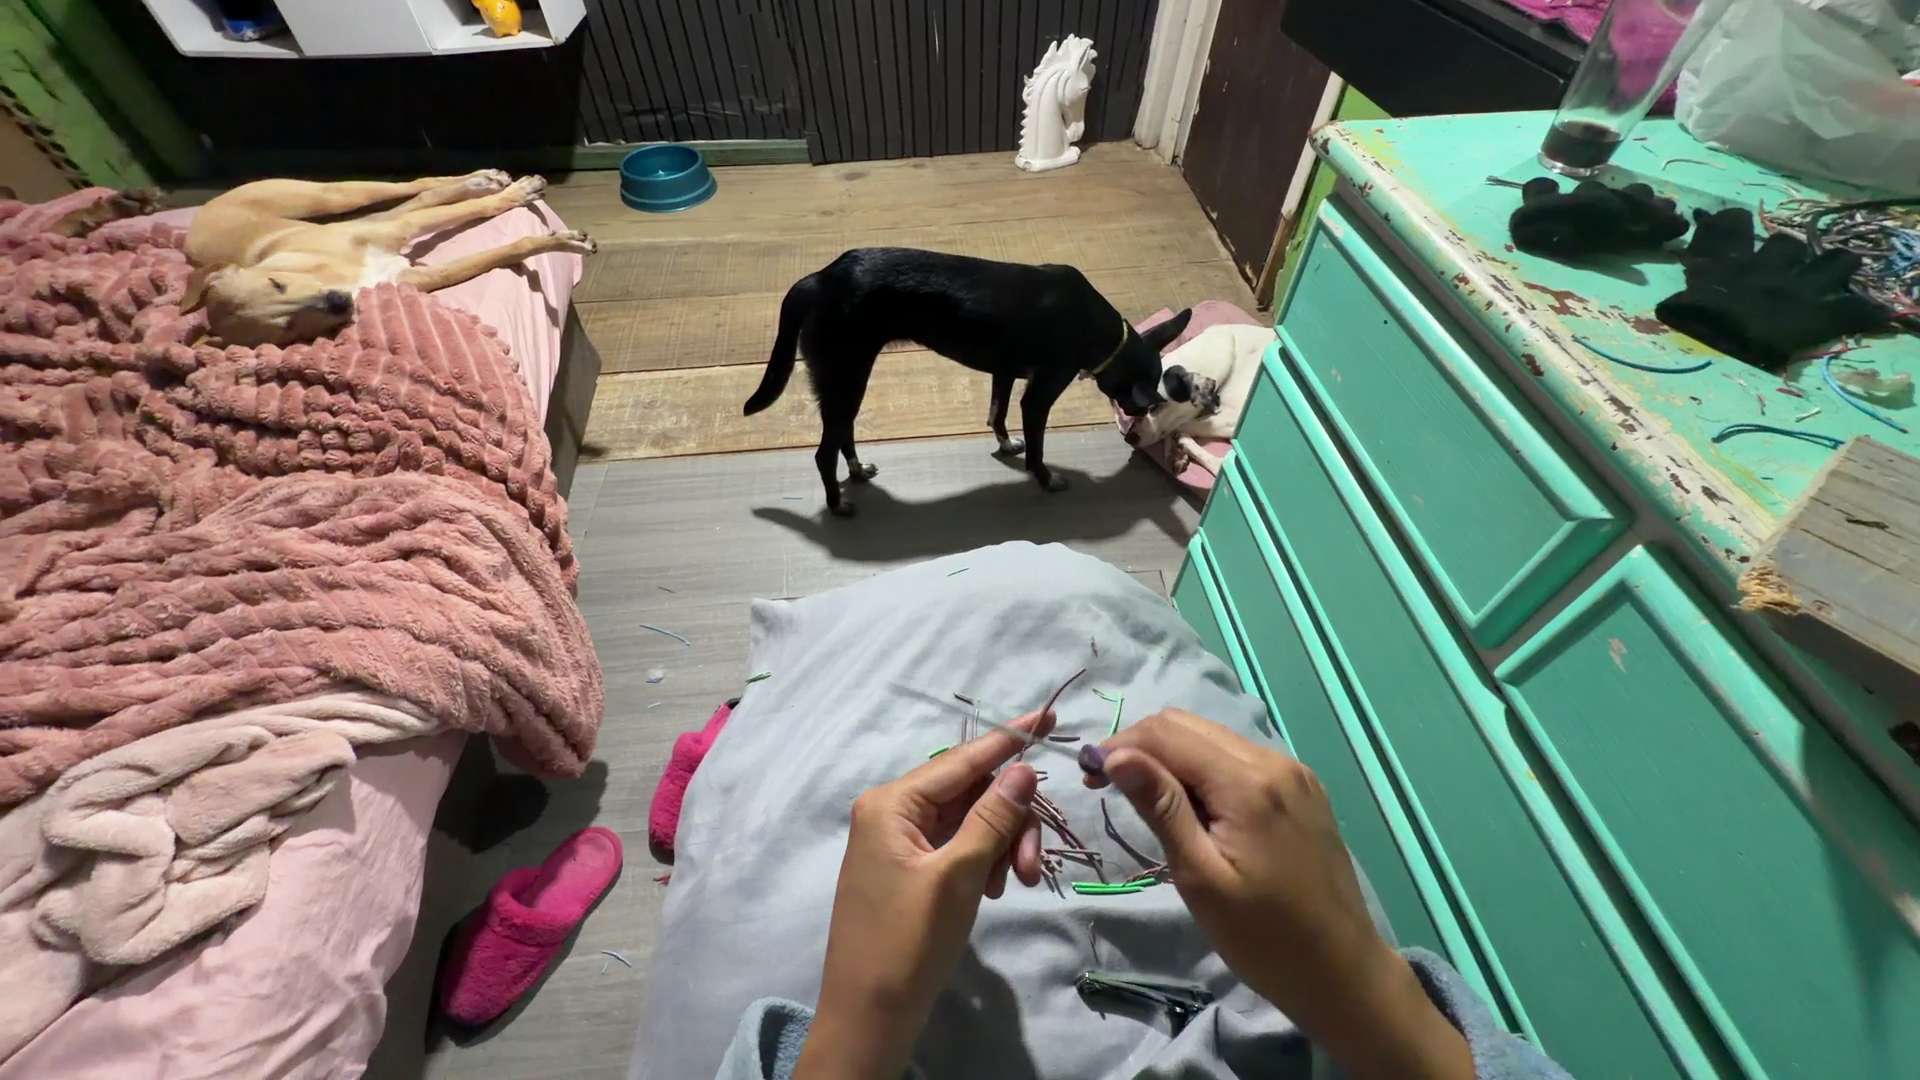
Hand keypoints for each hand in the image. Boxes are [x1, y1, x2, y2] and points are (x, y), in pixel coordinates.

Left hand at [794, 710, 1052, 1079]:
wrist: (868, 1020)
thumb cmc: (907, 943)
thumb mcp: (958, 876)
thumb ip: (992, 817)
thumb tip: (1022, 768)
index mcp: (892, 802)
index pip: (960, 758)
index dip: (1006, 739)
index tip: (1046, 714)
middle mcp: (893, 810)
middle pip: (969, 792)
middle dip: (1008, 821)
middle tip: (1029, 866)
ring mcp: (900, 839)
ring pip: (969, 820)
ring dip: (998, 846)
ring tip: (1010, 886)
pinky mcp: (909, 866)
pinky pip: (957, 844)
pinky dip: (982, 860)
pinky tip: (991, 890)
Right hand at [1089, 709, 1472, 1079]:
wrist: (1345, 977)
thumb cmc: (1264, 939)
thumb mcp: (1200, 877)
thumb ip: (1160, 807)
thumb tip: (1115, 756)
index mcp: (1248, 783)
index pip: (1167, 734)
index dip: (1120, 745)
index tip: (1088, 775)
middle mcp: (1272, 761)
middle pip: (1187, 725)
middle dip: (1140, 745)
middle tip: (1107, 784)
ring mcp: (1291, 771)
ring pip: (1210, 736)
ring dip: (1168, 754)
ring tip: (1143, 794)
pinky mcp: (1299, 787)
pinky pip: (1235, 756)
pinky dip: (1200, 766)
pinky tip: (1189, 802)